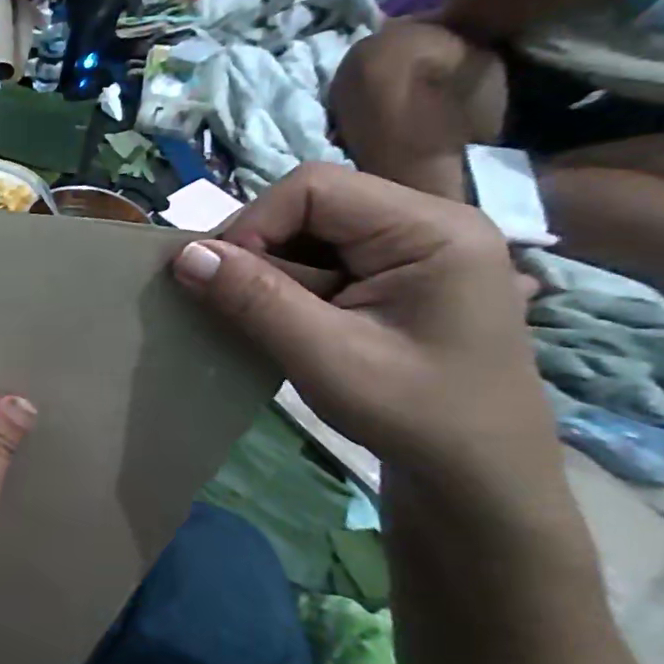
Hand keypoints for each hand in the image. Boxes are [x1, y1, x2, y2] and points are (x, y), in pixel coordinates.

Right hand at [170, 164, 552, 480]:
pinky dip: (291, 286)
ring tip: (260, 319)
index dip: (255, 223)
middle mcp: (428, 222)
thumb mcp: (328, 359)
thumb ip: (257, 300)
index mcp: (432, 229)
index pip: (316, 187)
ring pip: (314, 232)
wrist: (478, 476)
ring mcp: (416, 249)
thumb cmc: (414, 418)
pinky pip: (327, 260)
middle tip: (229, 302)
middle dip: (260, 248)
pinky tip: (285, 321)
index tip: (218, 279)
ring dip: (273, 271)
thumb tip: (186, 254)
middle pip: (315, 204)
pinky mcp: (400, 277)